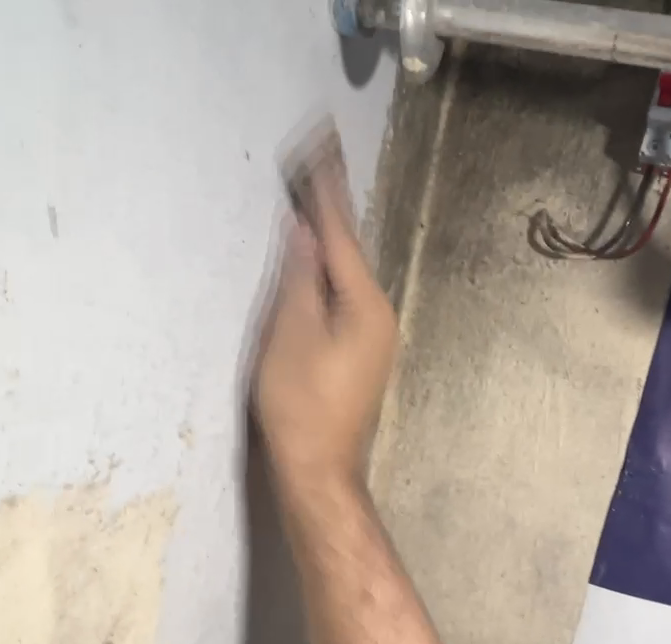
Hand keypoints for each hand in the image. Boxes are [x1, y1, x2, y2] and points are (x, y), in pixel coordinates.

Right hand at [251, 152, 397, 489]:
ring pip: (347, 279)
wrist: (320, 469)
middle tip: (314, 163)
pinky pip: (345, 302)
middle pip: (349, 255)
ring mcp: (376, 341)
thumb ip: (300, 279)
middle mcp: (380, 317)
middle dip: (329, 212)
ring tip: (312, 201)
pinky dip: (329, 278)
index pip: (341, 235)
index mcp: (366, 305)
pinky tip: (317, 265)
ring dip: (328, 244)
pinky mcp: (363, 359)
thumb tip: (305, 231)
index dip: (325, 193)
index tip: (320, 147)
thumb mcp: (290, 335)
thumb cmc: (300, 404)